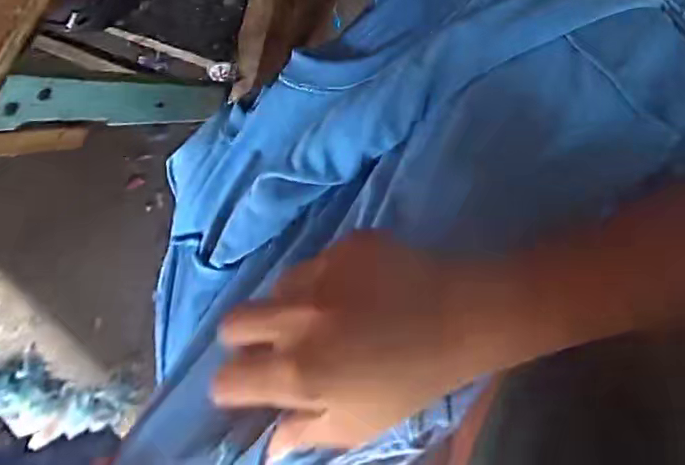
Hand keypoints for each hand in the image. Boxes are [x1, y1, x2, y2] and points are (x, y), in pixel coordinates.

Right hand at [212, 233, 495, 460]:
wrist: (458, 314)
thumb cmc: (410, 380)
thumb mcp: (357, 424)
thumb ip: (305, 431)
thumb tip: (269, 443)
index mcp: (298, 370)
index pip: (226, 379)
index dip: (234, 386)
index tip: (254, 384)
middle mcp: (300, 316)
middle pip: (233, 322)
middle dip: (244, 338)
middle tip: (275, 344)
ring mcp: (324, 271)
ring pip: (277, 285)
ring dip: (288, 303)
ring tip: (323, 312)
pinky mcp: (347, 242)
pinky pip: (318, 260)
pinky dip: (326, 276)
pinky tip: (356, 286)